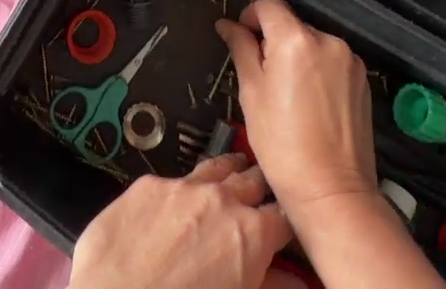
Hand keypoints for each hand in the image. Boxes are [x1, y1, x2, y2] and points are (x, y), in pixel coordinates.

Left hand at [69, 154, 294, 288]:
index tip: (286, 225)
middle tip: (261, 192)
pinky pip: (172, 181)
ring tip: (233, 171)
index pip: (283, 216)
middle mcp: (221, 199)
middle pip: (251, 180)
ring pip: (214, 168)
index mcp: (251, 232)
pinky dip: (181, 190)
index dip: (286, 221)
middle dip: (258, 187)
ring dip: (227, 172)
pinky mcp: (148, 184)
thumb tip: (297, 285)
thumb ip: (269, 287)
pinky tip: (174, 202)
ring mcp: (183, 186)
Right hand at [216, 0, 377, 217]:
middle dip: (274, 41)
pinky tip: (311, 104)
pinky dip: (318, 72)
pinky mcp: (363, 81)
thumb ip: (241, 48)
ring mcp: (350, 60)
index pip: (269, 5)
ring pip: (313, 44)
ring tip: (289, 95)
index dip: (250, 16)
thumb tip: (227, 24)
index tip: (242, 38)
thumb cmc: (281, 143)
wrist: (331, 191)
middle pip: (292, 25)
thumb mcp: (251, 92)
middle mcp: (327, 41)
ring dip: (298, 56)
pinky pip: (333, 62)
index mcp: (296, 39)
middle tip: (262, 77)